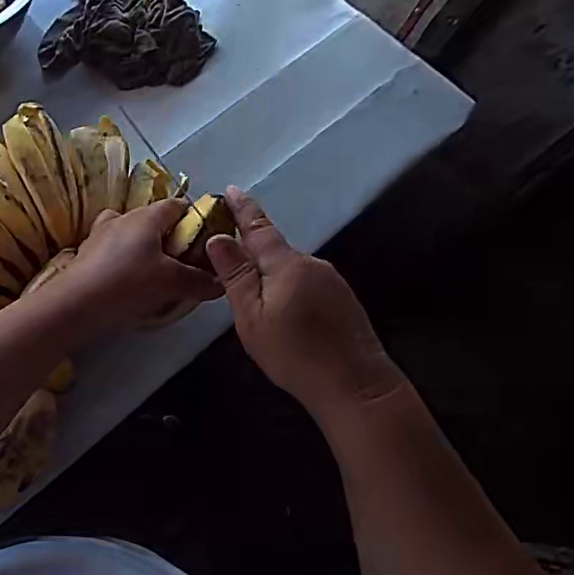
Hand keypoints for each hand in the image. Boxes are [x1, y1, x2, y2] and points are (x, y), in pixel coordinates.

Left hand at [41, 200, 223, 337]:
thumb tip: (221, 283)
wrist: (75, 304)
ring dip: (144, 248)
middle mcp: (122, 217)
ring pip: (130, 234)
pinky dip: (125, 261)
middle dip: (171, 237)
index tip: (206, 240)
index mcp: (146, 216)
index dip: (195, 219)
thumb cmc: (128, 283)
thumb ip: (199, 281)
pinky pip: (113, 251)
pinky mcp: (86, 254)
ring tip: (155, 273)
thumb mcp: (171, 283)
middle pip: (154, 220)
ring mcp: (100, 234)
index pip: (178, 205)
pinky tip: (129, 282)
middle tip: (184, 262)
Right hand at [206, 187, 404, 416]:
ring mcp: (332, 281)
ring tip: (256, 303)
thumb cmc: (294, 354)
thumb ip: (236, 276)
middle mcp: (312, 264)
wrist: (354, 385)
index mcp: (287, 264)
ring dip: (272, 278)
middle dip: (252, 254)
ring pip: (292, 271)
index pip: (259, 228)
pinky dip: (290, 291)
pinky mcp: (343, 300)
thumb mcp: (252, 318)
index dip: (243, 209)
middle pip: (275, 251)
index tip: (230, 190)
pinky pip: (307, 285)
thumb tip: (219, 238)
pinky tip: (286, 316)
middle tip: (227, 264)